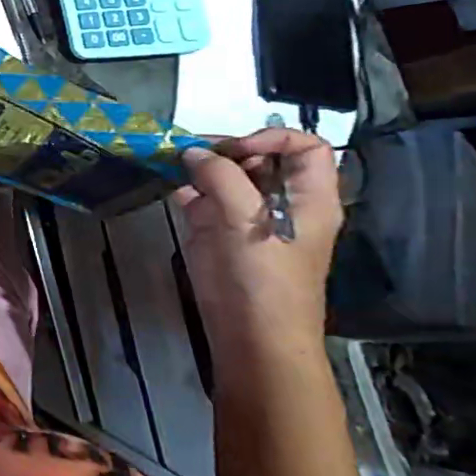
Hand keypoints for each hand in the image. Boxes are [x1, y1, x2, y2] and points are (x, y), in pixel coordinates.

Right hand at [173, 128, 341, 362]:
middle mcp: (277, 201)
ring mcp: (244, 216)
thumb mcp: (248, 219)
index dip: (274, 138)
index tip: (238, 149)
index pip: (305, 147)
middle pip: (258, 157)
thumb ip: (220, 176)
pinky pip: (198, 196)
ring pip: (224, 175)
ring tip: (173, 158)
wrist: (250, 337)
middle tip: (194, 149)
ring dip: (199, 164)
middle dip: (227, 148)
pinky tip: (167, 180)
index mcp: (308, 197)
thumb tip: (191, 152)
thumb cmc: (265, 279)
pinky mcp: (214, 231)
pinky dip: (183, 186)